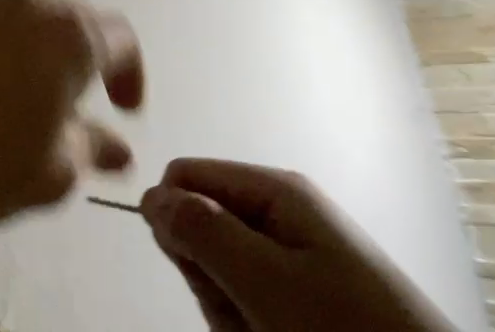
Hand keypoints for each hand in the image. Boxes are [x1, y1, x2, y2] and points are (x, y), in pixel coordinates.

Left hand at [0, 0, 143, 235]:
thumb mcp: (51, 173)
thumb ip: (93, 149)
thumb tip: (115, 146)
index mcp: (67, 33)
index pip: (120, 37)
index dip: (129, 73)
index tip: (122, 109)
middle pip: (70, 18)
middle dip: (81, 58)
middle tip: (71, 106)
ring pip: (22, 14)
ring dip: (34, 47)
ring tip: (20, 95)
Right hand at [141, 160, 455, 331]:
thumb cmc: (345, 330)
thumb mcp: (267, 282)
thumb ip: (202, 232)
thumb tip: (149, 196)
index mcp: (274, 189)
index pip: (183, 177)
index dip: (175, 221)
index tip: (201, 270)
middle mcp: (280, 209)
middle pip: (201, 225)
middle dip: (208, 276)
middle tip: (246, 314)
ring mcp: (294, 250)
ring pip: (220, 269)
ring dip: (230, 309)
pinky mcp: (304, 288)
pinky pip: (250, 295)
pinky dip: (252, 323)